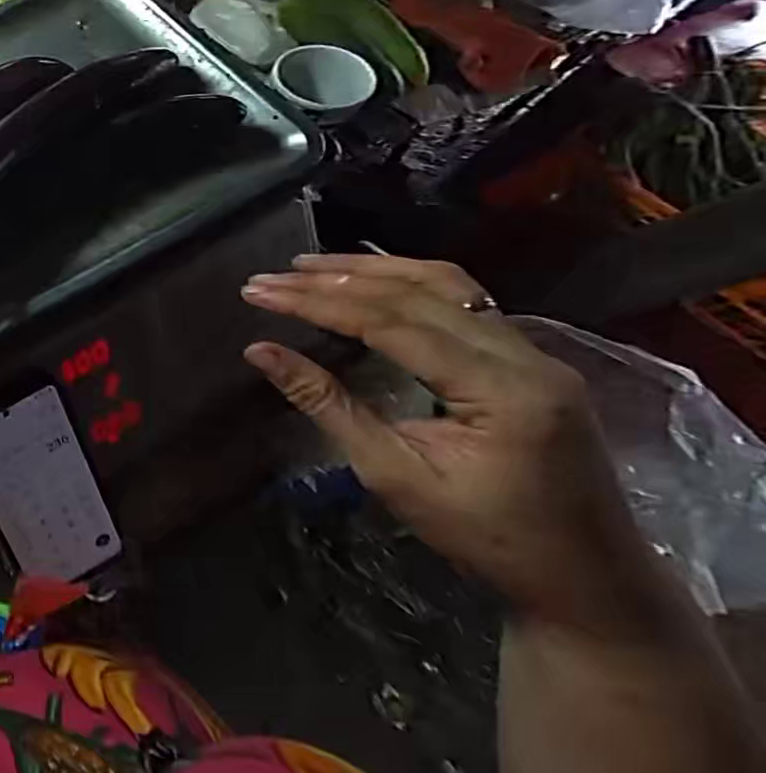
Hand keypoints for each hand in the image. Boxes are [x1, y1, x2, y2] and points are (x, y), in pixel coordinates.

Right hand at [240, 254, 651, 631]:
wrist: (588, 581)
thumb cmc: (486, 536)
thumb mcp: (392, 474)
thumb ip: (327, 404)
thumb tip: (260, 352)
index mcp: (501, 389)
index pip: (390, 323)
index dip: (316, 302)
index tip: (258, 292)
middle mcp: (527, 357)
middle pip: (415, 294)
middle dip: (332, 281)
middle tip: (268, 277)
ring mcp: (535, 354)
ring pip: (444, 285)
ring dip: (371, 270)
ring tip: (307, 265)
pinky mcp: (528, 360)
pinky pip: (462, 301)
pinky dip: (404, 282)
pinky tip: (368, 279)